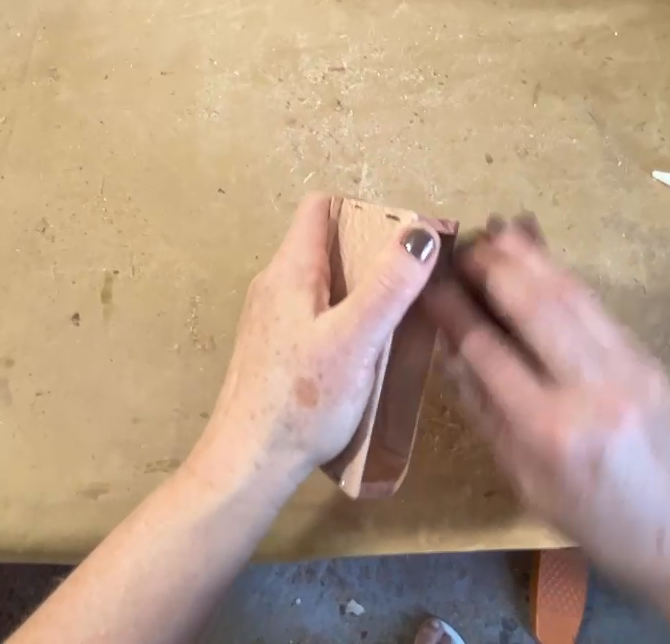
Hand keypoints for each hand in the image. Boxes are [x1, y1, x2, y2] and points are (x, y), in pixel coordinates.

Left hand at [189, 193, 441, 493]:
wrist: (249, 462)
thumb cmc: (302, 400)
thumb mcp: (355, 340)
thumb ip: (388, 286)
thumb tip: (420, 232)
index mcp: (290, 268)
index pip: (319, 206)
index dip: (360, 208)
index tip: (400, 235)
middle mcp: (275, 282)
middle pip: (324, 242)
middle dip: (368, 250)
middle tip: (410, 277)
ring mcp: (271, 315)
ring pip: (321, 279)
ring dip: (359, 285)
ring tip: (396, 313)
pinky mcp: (274, 346)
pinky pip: (314, 310)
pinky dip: (344, 314)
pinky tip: (365, 347)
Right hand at [422, 218, 669, 598]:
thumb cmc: (595, 519)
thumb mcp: (524, 479)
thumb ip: (484, 409)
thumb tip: (449, 346)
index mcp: (550, 432)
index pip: (488, 351)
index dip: (453, 310)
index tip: (429, 283)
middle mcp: (591, 390)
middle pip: (533, 306)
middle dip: (492, 266)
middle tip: (460, 245)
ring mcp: (628, 366)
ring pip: (569, 292)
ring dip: (528, 255)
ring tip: (494, 230)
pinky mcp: (647, 355)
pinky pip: (594, 302)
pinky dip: (560, 271)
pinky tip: (537, 251)